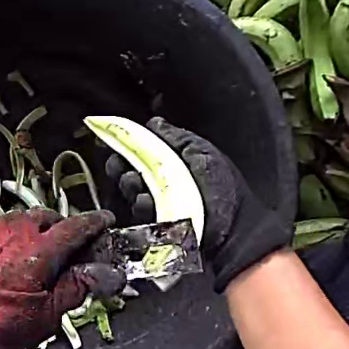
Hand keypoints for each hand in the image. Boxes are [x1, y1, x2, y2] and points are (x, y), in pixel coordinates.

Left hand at [0, 209, 120, 348]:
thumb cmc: (10, 328)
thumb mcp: (53, 311)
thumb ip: (81, 286)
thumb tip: (109, 274)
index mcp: (39, 252)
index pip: (74, 228)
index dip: (94, 223)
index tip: (106, 221)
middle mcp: (17, 237)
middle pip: (50, 218)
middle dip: (67, 226)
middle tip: (78, 245)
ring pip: (26, 218)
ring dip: (42, 226)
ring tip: (51, 245)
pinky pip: (6, 226)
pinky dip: (20, 231)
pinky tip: (23, 248)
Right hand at [106, 118, 288, 289]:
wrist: (237, 225)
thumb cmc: (225, 188)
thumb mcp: (201, 152)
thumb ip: (176, 137)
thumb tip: (153, 122)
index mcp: (167, 163)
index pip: (136, 151)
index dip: (122, 146)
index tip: (111, 142)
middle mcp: (157, 183)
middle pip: (125, 170)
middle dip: (119, 165)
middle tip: (120, 163)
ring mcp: (155, 205)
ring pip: (129, 190)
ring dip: (129, 182)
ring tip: (135, 180)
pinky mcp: (154, 225)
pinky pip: (139, 212)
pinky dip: (140, 204)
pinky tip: (146, 200)